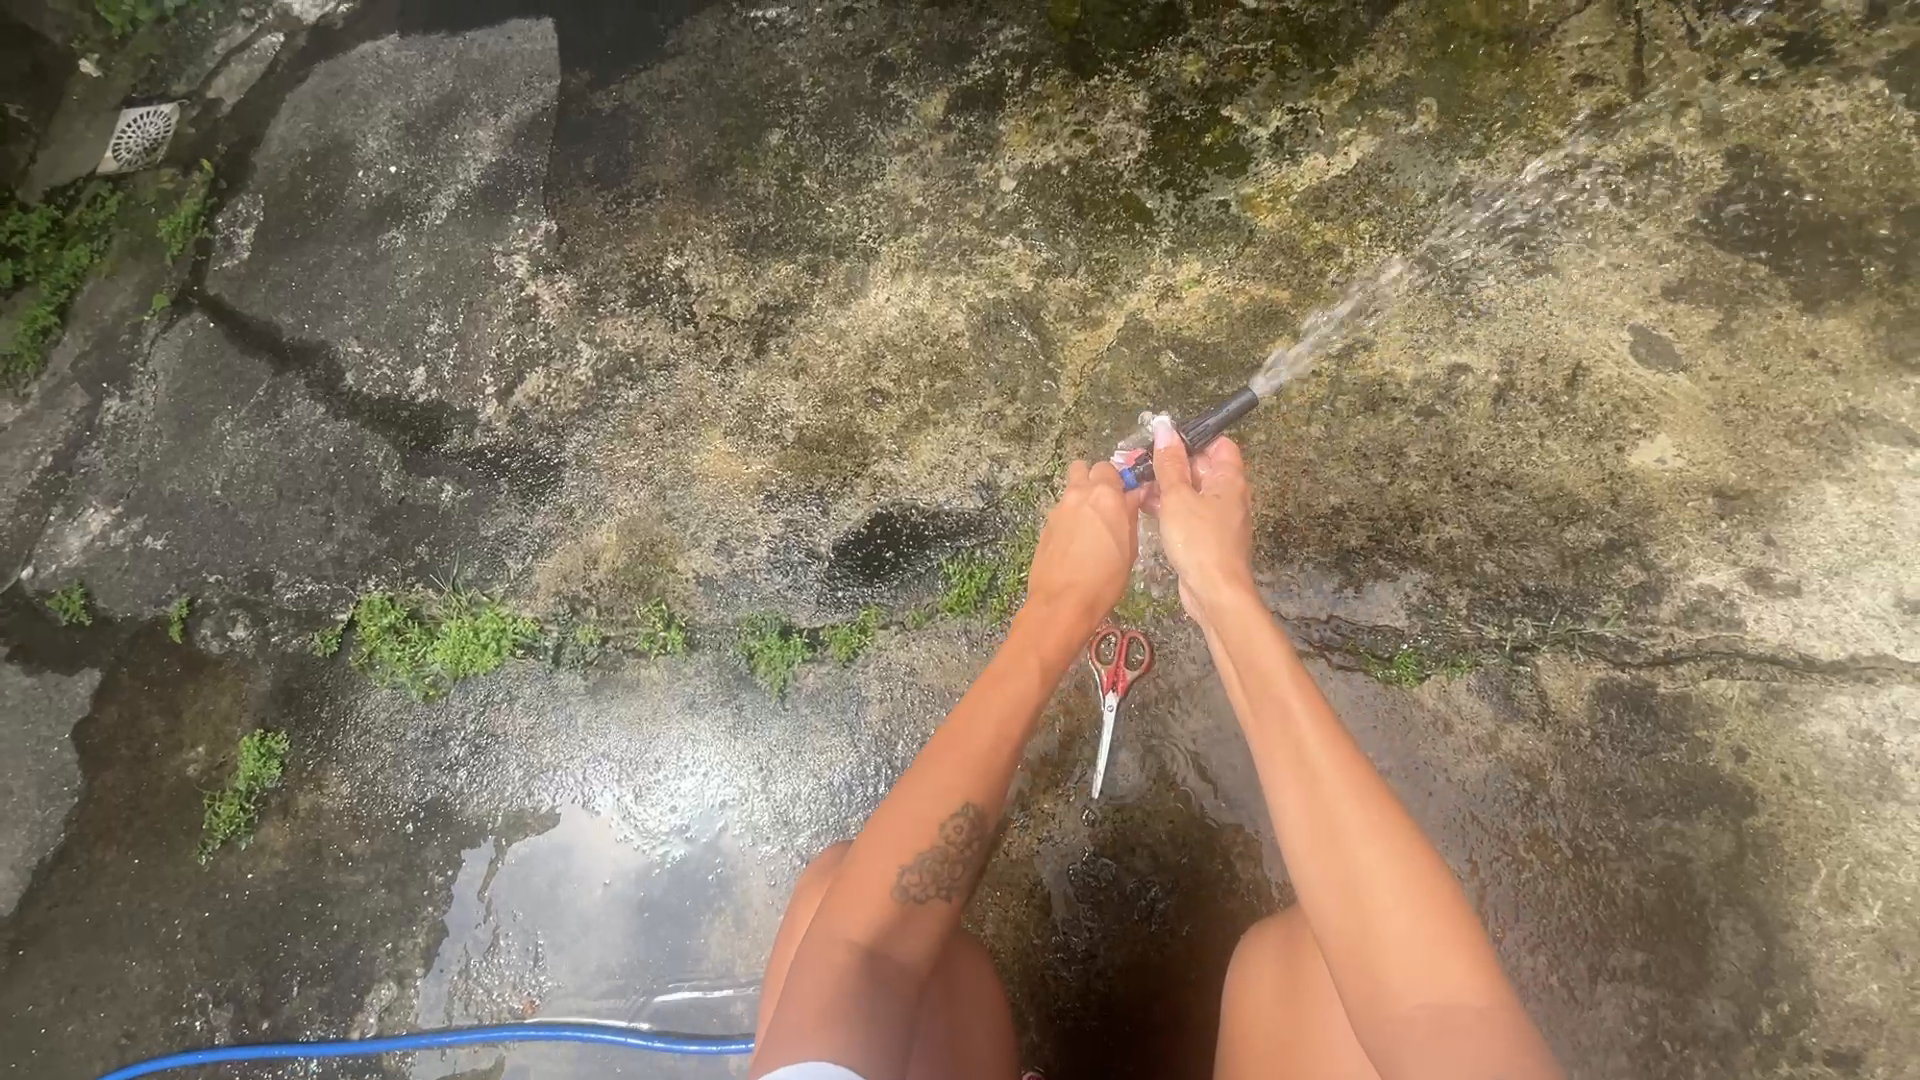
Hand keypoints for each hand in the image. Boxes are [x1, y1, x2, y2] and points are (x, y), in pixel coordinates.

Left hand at [1022, 460, 1142, 635]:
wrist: (1062, 601)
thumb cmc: (1105, 578)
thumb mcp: (1130, 547)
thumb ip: (1130, 515)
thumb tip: (1133, 496)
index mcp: (1105, 495)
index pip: (1111, 467)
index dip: (1118, 480)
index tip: (1125, 495)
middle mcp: (1078, 494)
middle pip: (1083, 468)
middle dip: (1094, 479)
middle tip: (1106, 502)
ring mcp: (1058, 509)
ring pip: (1070, 489)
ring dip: (1080, 498)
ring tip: (1091, 526)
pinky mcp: (1045, 526)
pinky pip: (1060, 511)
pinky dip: (1069, 518)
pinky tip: (1076, 542)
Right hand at [1146, 416, 1255, 626]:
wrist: (1213, 591)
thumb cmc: (1199, 541)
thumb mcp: (1178, 497)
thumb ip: (1169, 464)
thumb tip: (1164, 429)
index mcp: (1229, 479)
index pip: (1218, 444)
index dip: (1192, 438)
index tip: (1162, 440)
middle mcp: (1227, 495)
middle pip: (1200, 466)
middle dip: (1170, 462)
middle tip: (1137, 459)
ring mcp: (1216, 516)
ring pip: (1189, 490)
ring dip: (1164, 485)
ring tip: (1134, 480)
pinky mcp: (1203, 535)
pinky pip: (1185, 511)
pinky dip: (1167, 506)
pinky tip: (1143, 505)